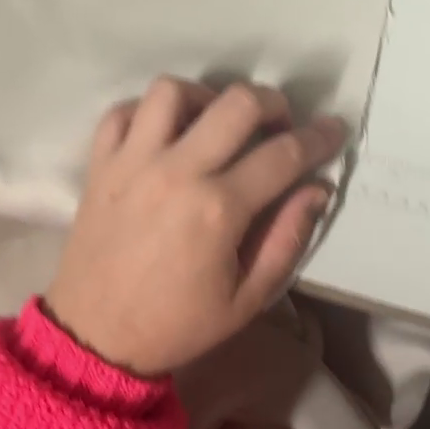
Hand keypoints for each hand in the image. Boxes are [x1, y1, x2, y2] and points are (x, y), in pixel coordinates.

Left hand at [44, 77, 347, 376]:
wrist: (96, 338)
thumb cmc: (177, 324)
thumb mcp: (247, 299)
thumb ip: (287, 240)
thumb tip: (317, 189)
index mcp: (218, 209)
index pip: (283, 154)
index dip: (318, 138)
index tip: (334, 130)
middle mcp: (176, 172)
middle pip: (236, 103)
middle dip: (273, 102)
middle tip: (280, 123)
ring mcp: (132, 163)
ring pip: (172, 90)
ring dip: (205, 97)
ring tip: (216, 122)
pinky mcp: (100, 166)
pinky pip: (121, 112)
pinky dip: (148, 112)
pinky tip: (166, 133)